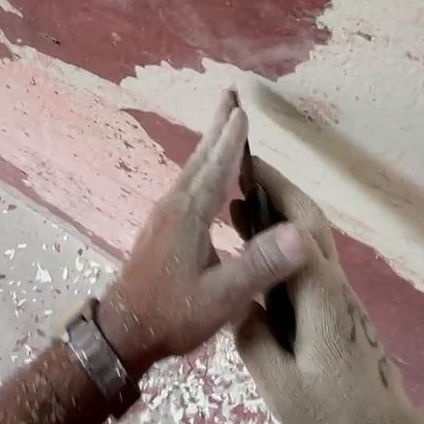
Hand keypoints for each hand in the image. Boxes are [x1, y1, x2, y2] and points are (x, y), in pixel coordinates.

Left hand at [98, 91, 310, 375]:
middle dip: (217, 125)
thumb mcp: (221, 297)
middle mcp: (175, 204)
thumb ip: (258, 266)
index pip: (216, 167)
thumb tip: (299, 233)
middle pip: (201, 156)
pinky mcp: (163, 226)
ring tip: (224, 123)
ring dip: (210, 142)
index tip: (243, 109)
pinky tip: (208, 175)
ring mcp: (166, 214)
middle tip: (229, 93)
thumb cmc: (172, 314)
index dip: (232, 140)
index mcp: (189, 213)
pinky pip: (188, 182)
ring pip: (192, 168)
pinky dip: (203, 165)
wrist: (124, 329)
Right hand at [231, 161, 423, 423]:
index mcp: (320, 297)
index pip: (297, 232)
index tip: (244, 171)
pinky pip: (310, 259)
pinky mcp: (338, 308)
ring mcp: (340, 296)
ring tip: (240, 203)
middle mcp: (334, 286)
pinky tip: (259, 249)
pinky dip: (285, 240)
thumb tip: (235, 302)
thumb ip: (252, 339)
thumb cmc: (334, 415)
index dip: (273, 196)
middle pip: (312, 223)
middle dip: (280, 190)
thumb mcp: (282, 386)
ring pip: (314, 239)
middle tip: (244, 171)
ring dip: (282, 213)